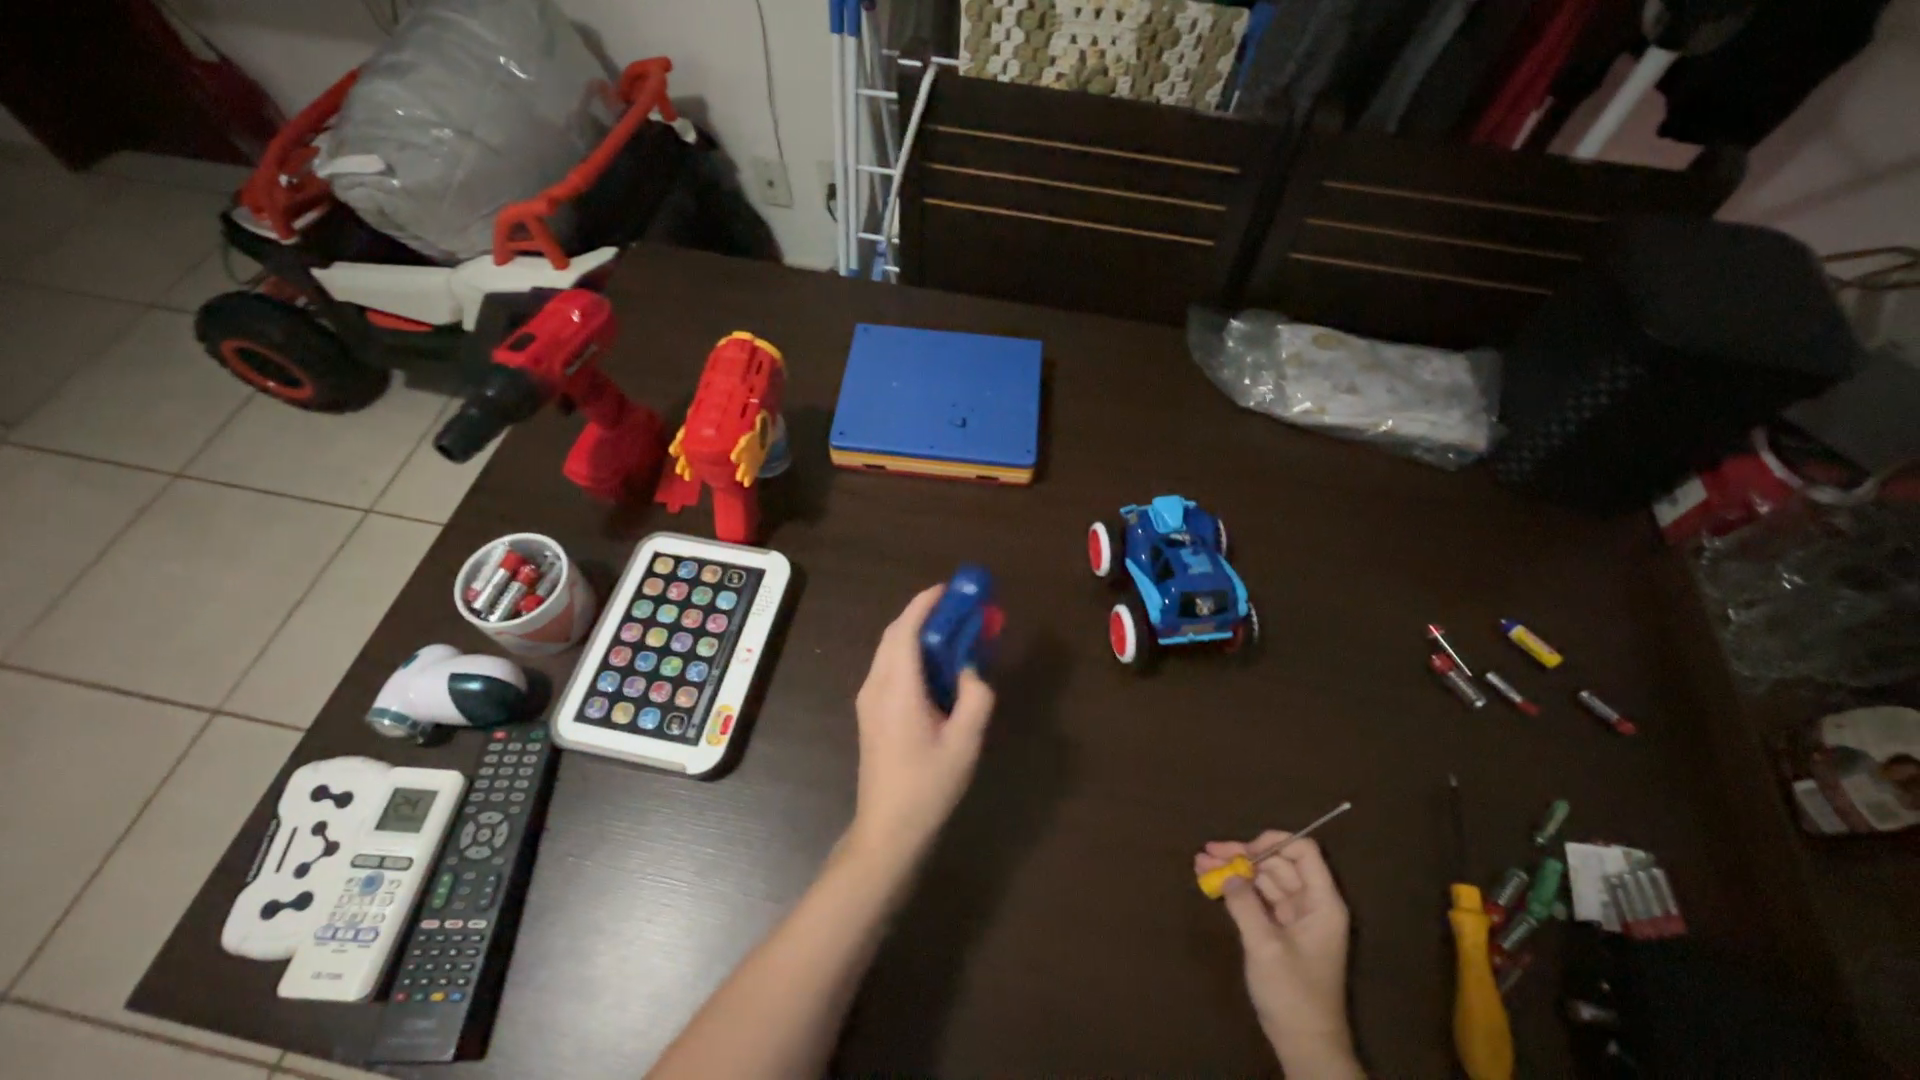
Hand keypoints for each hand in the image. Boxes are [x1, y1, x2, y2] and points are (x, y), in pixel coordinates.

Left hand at [847, 585, 995, 865]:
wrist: (888, 828)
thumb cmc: (928, 787)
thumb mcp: (965, 743)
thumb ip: (975, 697)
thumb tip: (971, 670)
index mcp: (897, 689)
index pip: (907, 630)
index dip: (927, 603)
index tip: (951, 589)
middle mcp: (876, 686)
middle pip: (895, 634)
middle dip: (926, 614)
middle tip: (960, 610)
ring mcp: (868, 700)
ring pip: (890, 650)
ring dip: (918, 634)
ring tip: (954, 634)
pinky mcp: (870, 713)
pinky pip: (889, 668)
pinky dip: (911, 654)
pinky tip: (937, 667)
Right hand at [1197, 832, 1358, 1070]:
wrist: (1304, 1044)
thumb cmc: (1293, 994)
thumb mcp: (1265, 946)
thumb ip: (1245, 904)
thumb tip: (1228, 873)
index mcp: (1322, 903)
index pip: (1303, 853)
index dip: (1273, 843)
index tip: (1240, 849)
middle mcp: (1312, 905)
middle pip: (1279, 864)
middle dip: (1244, 855)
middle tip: (1208, 852)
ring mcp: (1297, 920)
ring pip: (1266, 882)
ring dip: (1236, 871)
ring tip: (1202, 863)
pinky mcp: (1282, 934)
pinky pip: (1260, 901)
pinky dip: (1239, 891)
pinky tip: (1215, 884)